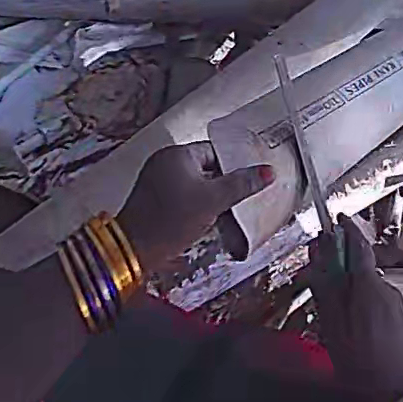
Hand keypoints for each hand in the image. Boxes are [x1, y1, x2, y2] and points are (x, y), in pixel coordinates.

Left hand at [117, 142, 274, 272]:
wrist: (134, 250)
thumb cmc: (172, 219)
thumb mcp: (213, 200)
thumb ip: (242, 184)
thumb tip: (268, 171)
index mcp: (177, 155)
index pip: (214, 151)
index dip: (235, 164)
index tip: (252, 178)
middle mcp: (164, 163)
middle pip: (206, 168)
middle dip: (225, 183)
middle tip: (247, 195)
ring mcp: (157, 183)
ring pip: (196, 185)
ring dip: (213, 198)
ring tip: (232, 211)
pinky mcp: (155, 202)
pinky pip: (184, 197)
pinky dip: (199, 206)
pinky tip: (212, 220)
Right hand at [310, 216, 402, 401]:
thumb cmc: (365, 363)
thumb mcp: (333, 324)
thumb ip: (325, 286)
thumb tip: (319, 255)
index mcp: (369, 284)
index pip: (357, 244)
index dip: (345, 229)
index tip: (336, 219)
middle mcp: (387, 289)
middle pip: (361, 265)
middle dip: (340, 263)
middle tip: (318, 270)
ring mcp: (396, 305)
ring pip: (367, 286)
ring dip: (349, 287)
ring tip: (329, 308)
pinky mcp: (400, 322)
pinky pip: (375, 302)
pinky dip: (360, 303)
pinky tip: (348, 326)